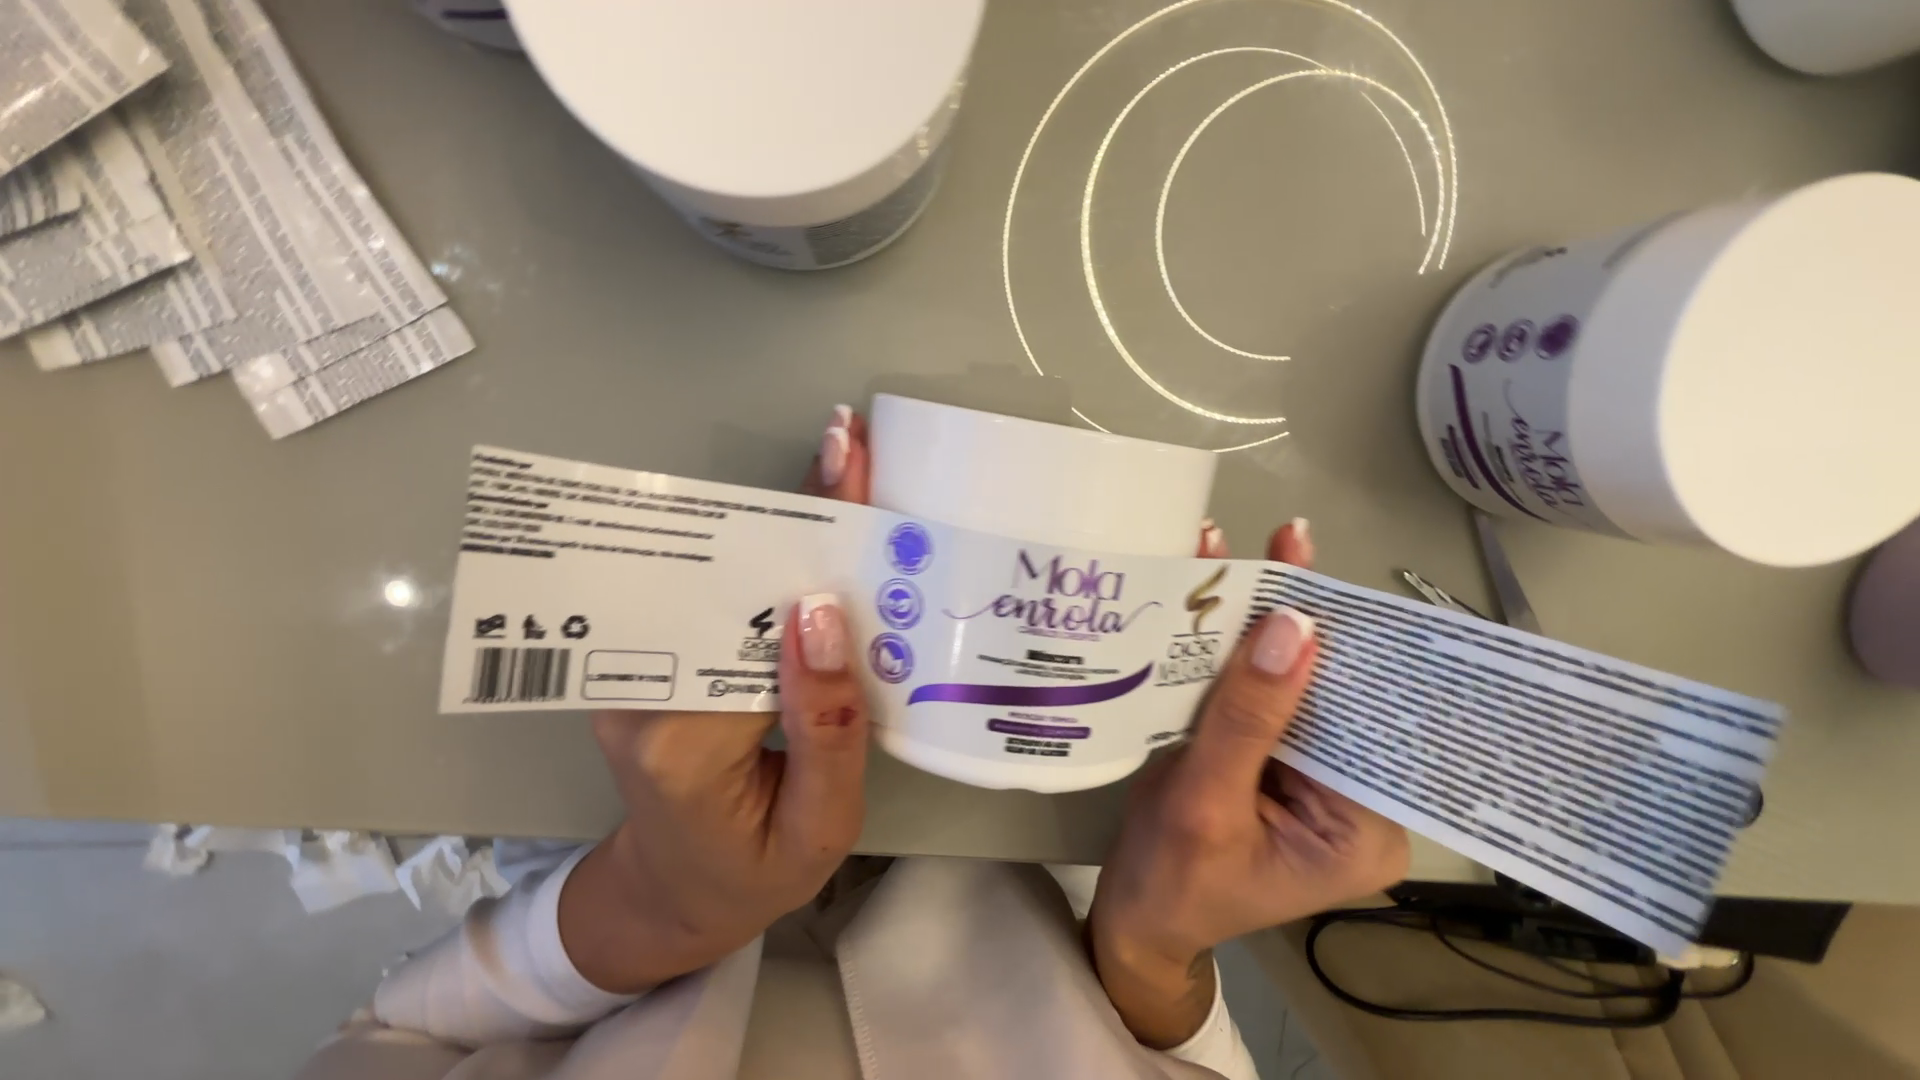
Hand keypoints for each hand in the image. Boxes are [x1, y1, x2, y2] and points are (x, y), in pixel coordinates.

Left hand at [558, 407, 875, 991]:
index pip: (757, 621)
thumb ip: (829, 728)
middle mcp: (641, 693)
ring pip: (716, 583)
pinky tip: (810, 532)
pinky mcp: (642, 668)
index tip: (844, 454)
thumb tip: (822, 609)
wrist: (671, 898)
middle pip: (727, 581)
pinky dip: (764, 565)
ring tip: (841, 469)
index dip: (810, 535)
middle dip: (796, 510)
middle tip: (851, 442)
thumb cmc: (754, 874)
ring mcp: (632, 677)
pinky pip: (710, 604)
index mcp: (685, 741)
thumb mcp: (822, 827)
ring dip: (781, 527)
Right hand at [1089, 521, 1407, 1047]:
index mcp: (1365, 826)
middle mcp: (1352, 796)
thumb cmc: (1171, 880)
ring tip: (1259, 544)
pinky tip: (1225, 588)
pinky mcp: (1272, 758)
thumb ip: (1248, 718)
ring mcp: (1309, 774)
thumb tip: (1294, 625)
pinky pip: (1263, 694)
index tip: (1320, 572)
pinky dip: (1239, 647)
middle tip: (1286, 537)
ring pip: (1296, 683)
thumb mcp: (1206, 802)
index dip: (1346, 643)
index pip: (1370, 717)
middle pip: (1335, 692)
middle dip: (1303, 619)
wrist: (1131, 918)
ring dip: (1269, 620)